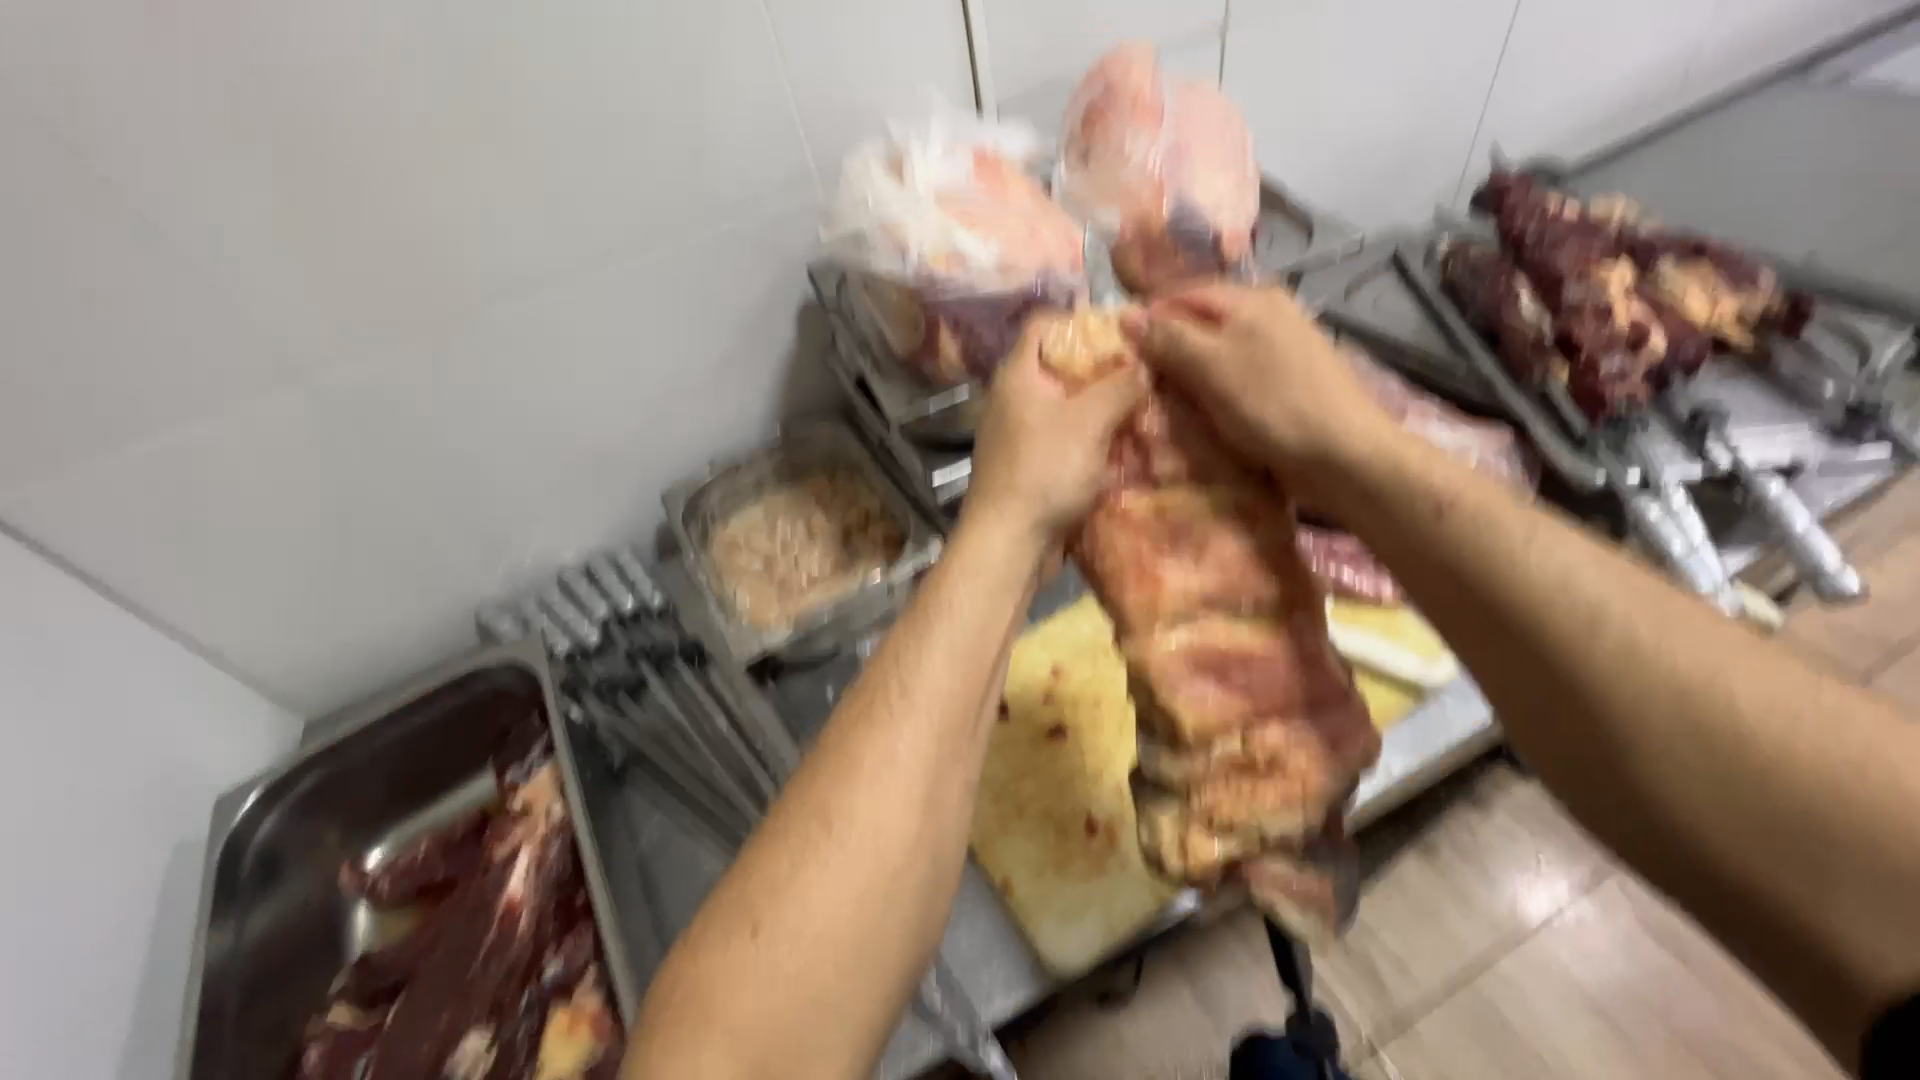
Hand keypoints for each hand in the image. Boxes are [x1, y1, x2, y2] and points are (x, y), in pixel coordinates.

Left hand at [964, 318, 1146, 546]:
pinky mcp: (1032, 468)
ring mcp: (1021, 436)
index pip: (1044, 324)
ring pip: (1068, 408)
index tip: (1123, 331)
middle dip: (1103, 369)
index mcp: (1017, 374)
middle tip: (1145, 372)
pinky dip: (1093, 442)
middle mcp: (1014, 400)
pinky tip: (1126, 448)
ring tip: (1145, 408)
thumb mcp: (1090, 420)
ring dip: (1103, 410)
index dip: (1081, 319)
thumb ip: (1120, 385)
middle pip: (1061, 367)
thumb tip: (1145, 365)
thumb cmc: (1045, 470)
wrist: (1010, 542)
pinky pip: (1067, 442)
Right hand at [1125, 283, 1397, 491]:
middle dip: (1168, 350)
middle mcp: (1269, 313)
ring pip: (1217, 352)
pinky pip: (1236, 376)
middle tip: (1140, 385)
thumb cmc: (1273, 406)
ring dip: (1189, 376)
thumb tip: (1125, 315)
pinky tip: (1203, 415)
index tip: (1121, 357)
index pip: (1181, 294)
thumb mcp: (1211, 368)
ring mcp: (1282, 347)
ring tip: (1166, 404)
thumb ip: (1168, 339)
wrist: (1345, 455)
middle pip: (1200, 323)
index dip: (1149, 321)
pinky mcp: (1287, 380)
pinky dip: (1214, 391)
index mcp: (1252, 298)